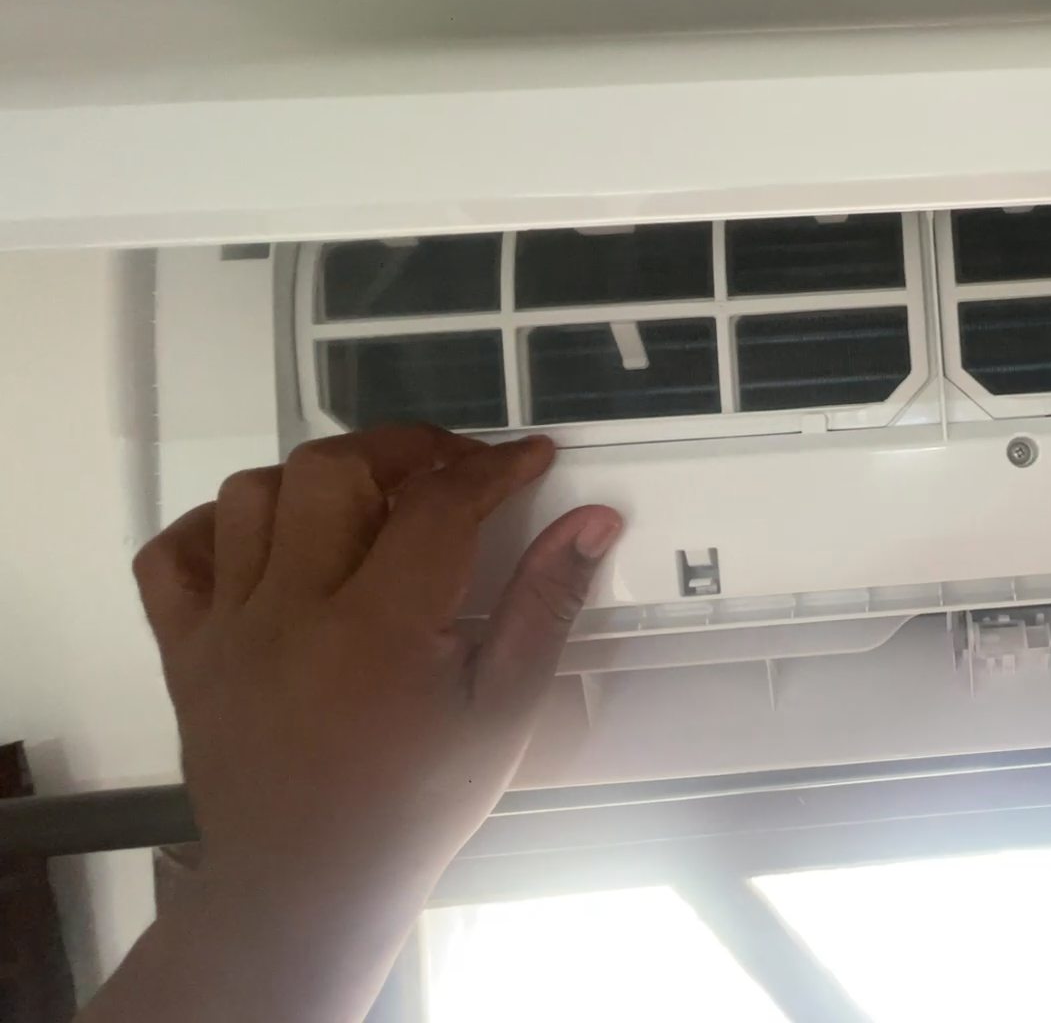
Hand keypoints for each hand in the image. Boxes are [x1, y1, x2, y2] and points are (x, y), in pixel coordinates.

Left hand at [87, 425, 621, 1022]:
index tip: (535, 455)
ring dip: (331, 473)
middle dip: (410, 448)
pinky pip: (178, 551)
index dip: (495, 467)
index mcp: (378, 627)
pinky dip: (232, 519)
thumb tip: (594, 522)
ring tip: (390, 494)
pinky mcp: (185, 647)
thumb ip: (548, 601)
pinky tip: (291, 534)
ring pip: (254, 494)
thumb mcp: (511, 703)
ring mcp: (222, 626)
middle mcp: (287, 610)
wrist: (311, 880)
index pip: (438, 508)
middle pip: (332, 472)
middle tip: (463, 466)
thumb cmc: (426, 793)